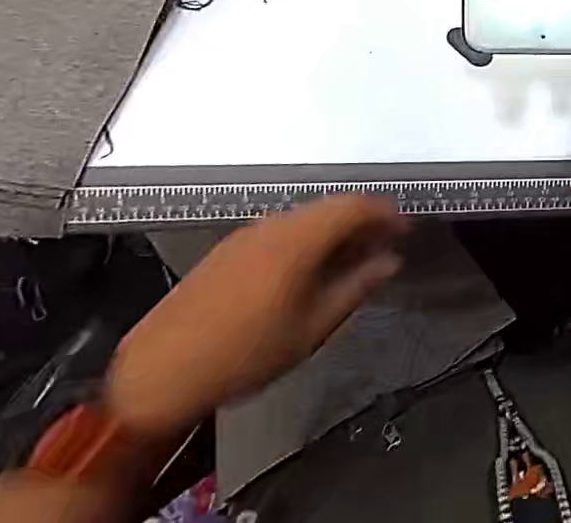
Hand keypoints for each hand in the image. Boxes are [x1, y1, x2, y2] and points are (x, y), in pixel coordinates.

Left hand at [104, 196, 407, 436]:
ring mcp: (249, 232)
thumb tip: (389, 261)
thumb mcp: (313, 327)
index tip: (406, 228)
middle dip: (362, 220)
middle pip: (329, 207)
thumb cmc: (247, 352)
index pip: (352, 206)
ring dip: (334, 229)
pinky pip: (282, 228)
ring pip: (305, 217)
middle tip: (385, 245)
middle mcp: (274, 223)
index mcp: (298, 238)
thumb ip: (356, 288)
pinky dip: (308, 237)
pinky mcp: (232, 246)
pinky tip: (311, 266)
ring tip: (353, 258)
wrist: (165, 365)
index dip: (384, 212)